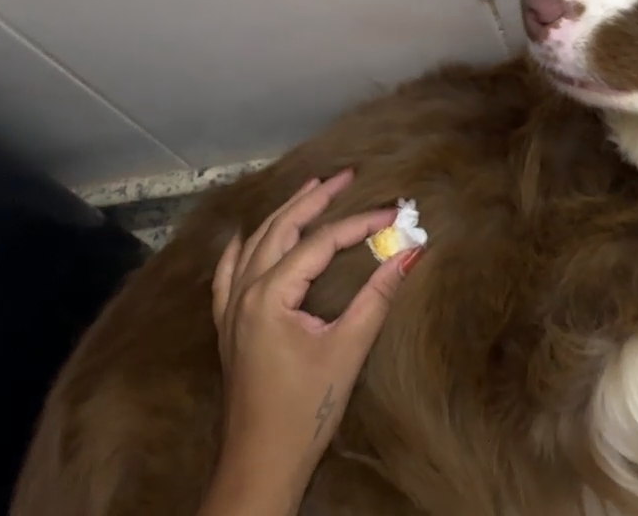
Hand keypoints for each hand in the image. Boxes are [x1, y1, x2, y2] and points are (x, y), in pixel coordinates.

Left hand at [200, 171, 421, 515]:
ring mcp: (230, 308)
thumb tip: (410, 251)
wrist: (261, 463)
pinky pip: (228, 271)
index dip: (359, 223)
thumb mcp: (348, 348)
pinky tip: (247, 235)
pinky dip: (243, 246)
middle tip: (346, 174)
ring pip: (255, 243)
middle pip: (280, 228)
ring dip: (284, 213)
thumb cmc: (307, 408)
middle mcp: (244, 291)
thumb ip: (377, 296)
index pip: (320, 242)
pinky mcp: (227, 325)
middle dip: (314, 198)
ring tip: (311, 188)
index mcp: (270, 294)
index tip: (394, 212)